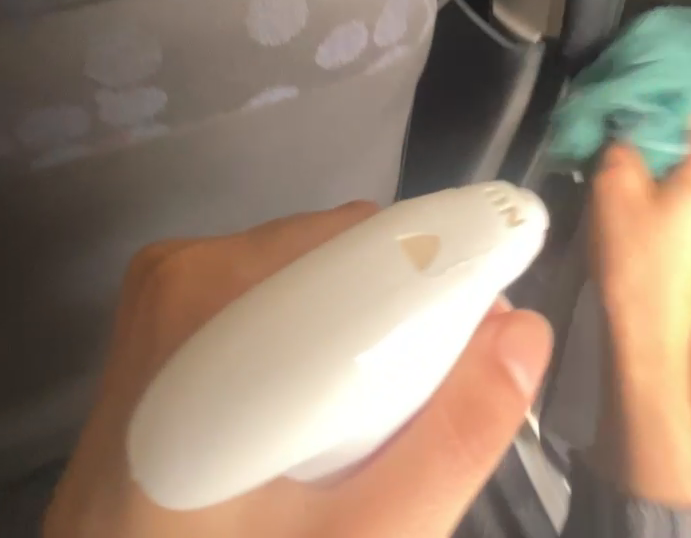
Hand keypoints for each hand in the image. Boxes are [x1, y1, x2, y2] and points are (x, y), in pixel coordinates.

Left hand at [43, 202, 554, 537]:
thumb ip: (445, 444)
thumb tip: (525, 331)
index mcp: (211, 294)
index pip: (367, 244)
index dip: (440, 282)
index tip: (483, 341)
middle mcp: (186, 265)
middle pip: (343, 254)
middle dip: (400, 317)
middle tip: (417, 410)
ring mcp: (169, 281)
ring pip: (317, 268)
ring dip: (362, 326)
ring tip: (362, 426)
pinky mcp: (165, 300)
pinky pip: (280, 286)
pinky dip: (319, 332)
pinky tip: (315, 410)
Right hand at [587, 110, 690, 507]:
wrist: (649, 334)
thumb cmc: (637, 258)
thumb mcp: (616, 184)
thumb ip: (623, 136)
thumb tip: (627, 111)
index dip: (677, 78)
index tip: (640, 63)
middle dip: (668, 102)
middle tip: (626, 85)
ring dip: (664, 130)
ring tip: (623, 115)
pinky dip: (667, 155)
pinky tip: (633, 153)